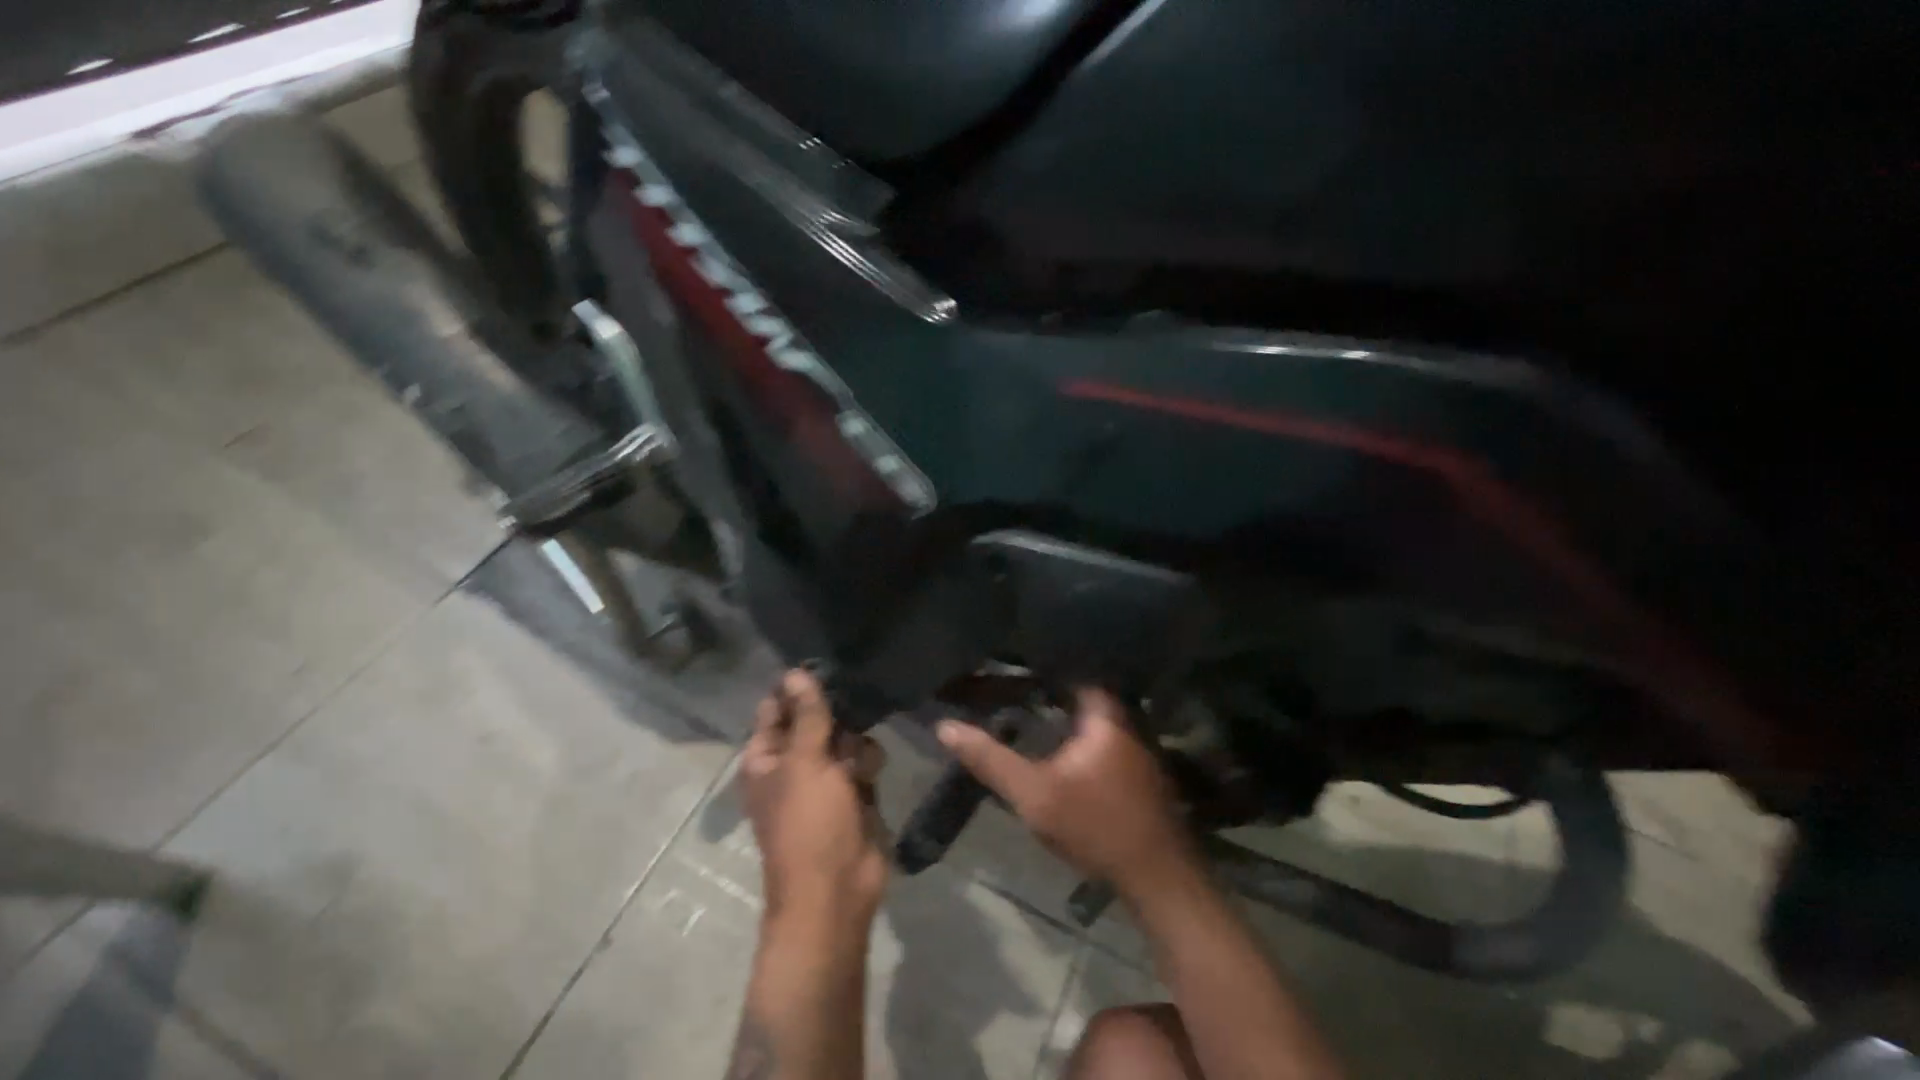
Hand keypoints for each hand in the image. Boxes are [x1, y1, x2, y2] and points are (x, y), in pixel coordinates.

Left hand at [741, 670, 889, 925]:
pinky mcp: (854, 796)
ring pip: (844, 740)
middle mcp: (792, 765)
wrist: (836, 890)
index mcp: (765, 758)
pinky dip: (868, 764)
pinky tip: (871, 774)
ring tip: (857, 760)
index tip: (824, 664)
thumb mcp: (804, 763)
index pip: (777, 709)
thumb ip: (806, 716)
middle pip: (815, 721)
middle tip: (852, 700)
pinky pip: (863, 763)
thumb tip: (795, 672)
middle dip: (834, 713)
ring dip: (854, 743)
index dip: (796, 688)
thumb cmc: (808, 824)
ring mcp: (824, 781)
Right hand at [936, 688, 1196, 897]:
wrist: (1157, 878)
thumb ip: (990, 759)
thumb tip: (944, 727)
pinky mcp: (1141, 775)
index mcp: (1106, 716)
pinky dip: (1082, 739)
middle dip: (1052, 691)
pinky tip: (1059, 748)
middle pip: (1086, 694)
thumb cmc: (1095, 826)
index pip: (1075, 669)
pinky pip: (1106, 741)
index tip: (1011, 662)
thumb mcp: (1033, 794)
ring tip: (1027, 709)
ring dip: (1067, 716)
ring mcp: (1140, 749)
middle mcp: (1128, 723)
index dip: (1043, 664)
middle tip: (1012, 687)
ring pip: (1097, 720)